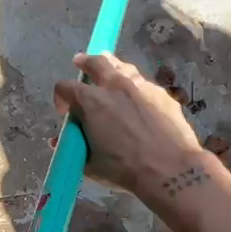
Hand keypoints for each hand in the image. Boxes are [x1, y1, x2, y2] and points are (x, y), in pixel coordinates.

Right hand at [53, 52, 208, 198]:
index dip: (60, 98)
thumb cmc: (124, 168)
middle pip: (95, 62)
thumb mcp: (89, 162)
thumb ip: (74, 146)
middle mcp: (114, 86)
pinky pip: (142, 83)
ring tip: (109, 71)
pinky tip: (136, 98)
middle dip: (85, 62)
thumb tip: (59, 142)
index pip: (65, 87)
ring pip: (122, 67)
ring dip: (112, 68)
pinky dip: (134, 87)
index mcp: (91, 101)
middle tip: (80, 63)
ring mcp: (141, 86)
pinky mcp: (161, 94)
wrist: (170, 169)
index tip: (64, 111)